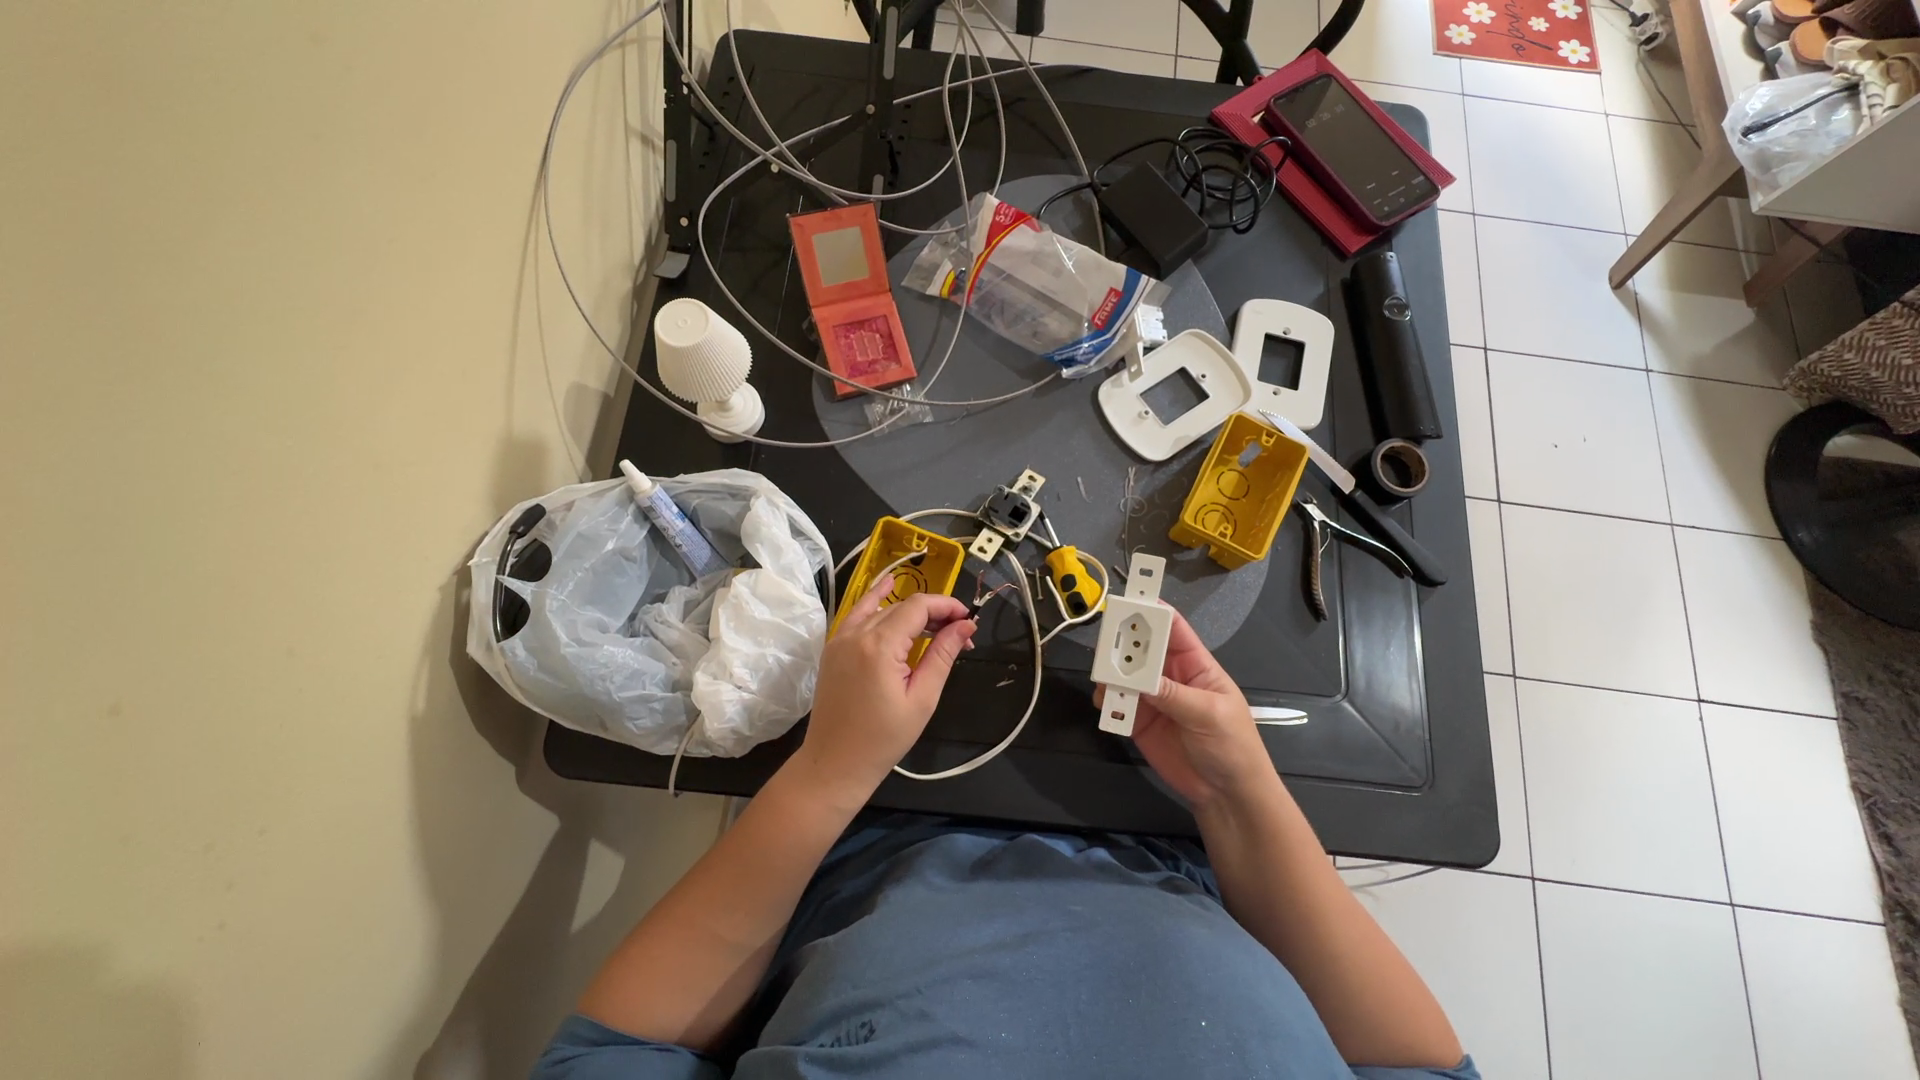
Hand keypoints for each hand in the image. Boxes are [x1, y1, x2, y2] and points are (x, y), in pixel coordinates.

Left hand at [796, 575, 976, 797]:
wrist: (835, 764)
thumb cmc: (883, 739)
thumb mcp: (922, 699)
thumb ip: (942, 655)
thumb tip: (966, 625)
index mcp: (879, 646)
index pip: (918, 607)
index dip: (946, 606)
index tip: (968, 620)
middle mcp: (856, 634)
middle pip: (901, 606)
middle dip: (933, 614)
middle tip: (959, 636)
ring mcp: (839, 640)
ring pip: (880, 609)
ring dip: (909, 612)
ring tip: (936, 625)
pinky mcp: (832, 649)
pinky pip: (857, 615)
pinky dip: (875, 602)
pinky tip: (888, 589)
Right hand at [1097, 608, 1277, 808]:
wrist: (1226, 794)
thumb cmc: (1233, 747)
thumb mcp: (1210, 715)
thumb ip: (1175, 695)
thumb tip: (1141, 678)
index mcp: (1195, 665)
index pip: (1172, 629)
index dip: (1152, 612)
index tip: (1129, 600)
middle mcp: (1170, 676)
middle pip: (1141, 649)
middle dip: (1123, 642)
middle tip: (1105, 643)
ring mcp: (1153, 699)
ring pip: (1124, 675)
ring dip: (1111, 673)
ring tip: (1103, 679)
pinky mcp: (1138, 722)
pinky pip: (1116, 704)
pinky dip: (1106, 700)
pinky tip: (1104, 703)